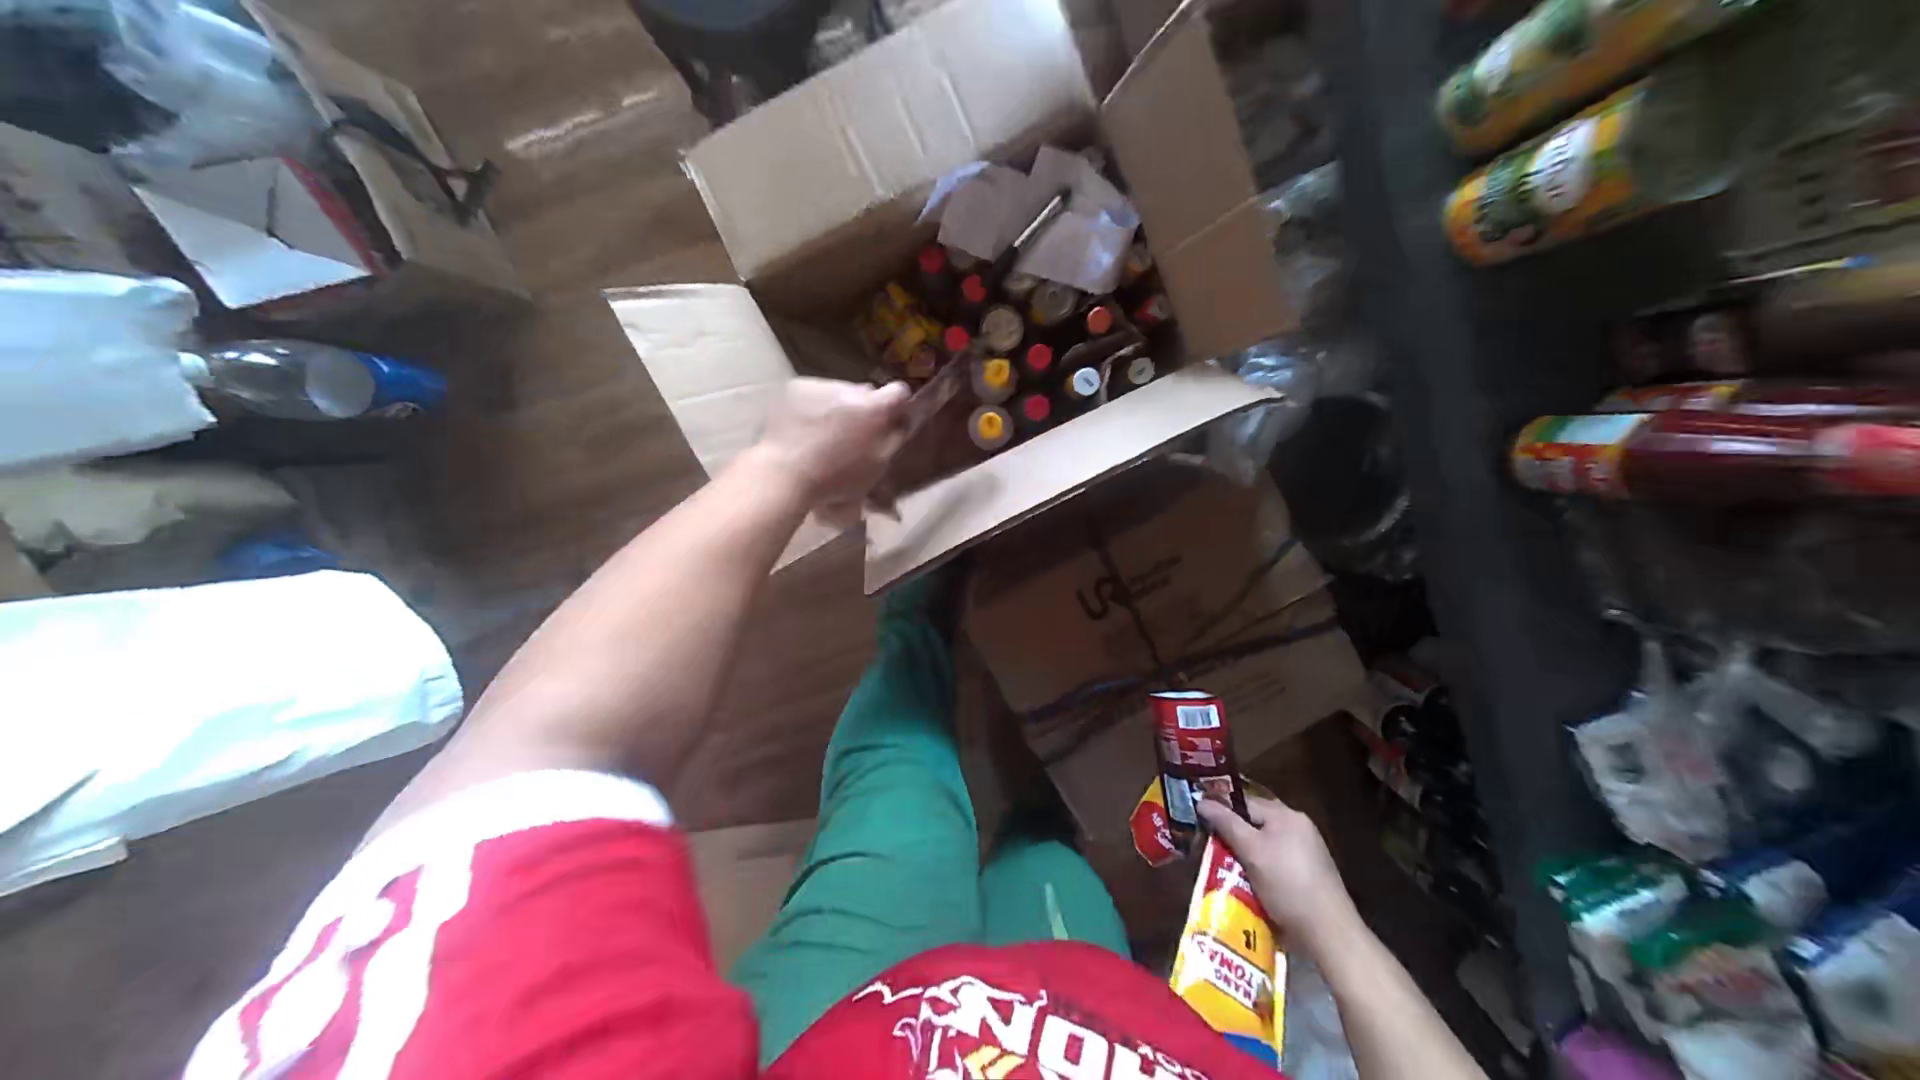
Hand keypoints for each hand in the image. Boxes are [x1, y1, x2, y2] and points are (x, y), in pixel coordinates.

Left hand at [752, 378, 910, 520]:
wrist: (784, 475)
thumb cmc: (835, 479)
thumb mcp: (876, 466)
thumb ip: (893, 438)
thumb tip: (901, 419)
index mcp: (875, 409)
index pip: (899, 392)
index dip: (896, 405)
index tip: (889, 420)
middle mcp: (850, 389)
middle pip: (864, 392)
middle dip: (862, 409)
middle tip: (850, 435)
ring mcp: (820, 386)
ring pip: (837, 392)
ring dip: (836, 407)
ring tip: (822, 435)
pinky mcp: (796, 387)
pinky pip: (812, 393)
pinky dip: (812, 406)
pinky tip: (804, 428)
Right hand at [1197, 794, 1358, 950]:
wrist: (1329, 932)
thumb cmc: (1286, 885)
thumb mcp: (1251, 851)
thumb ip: (1226, 823)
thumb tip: (1202, 801)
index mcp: (1286, 815)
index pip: (1244, 802)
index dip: (1221, 811)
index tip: (1201, 825)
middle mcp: (1298, 827)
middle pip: (1255, 823)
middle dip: (1234, 835)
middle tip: (1211, 849)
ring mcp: (1307, 851)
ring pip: (1265, 844)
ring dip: (1246, 854)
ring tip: (1226, 868)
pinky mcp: (1309, 873)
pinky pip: (1276, 861)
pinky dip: (1261, 868)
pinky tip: (1250, 883)